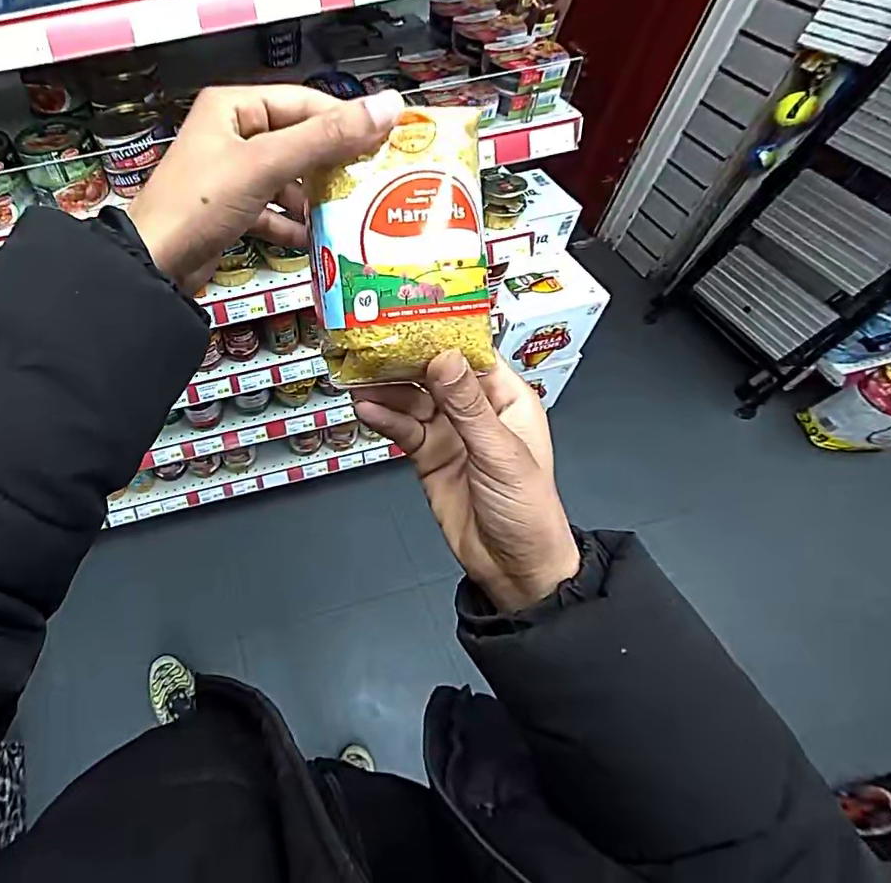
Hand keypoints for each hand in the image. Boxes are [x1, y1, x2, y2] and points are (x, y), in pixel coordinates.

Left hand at [129, 85, 403, 291]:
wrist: (155, 265)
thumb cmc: (199, 204)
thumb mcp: (266, 164)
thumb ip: (326, 137)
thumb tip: (387, 106)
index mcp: (233, 108)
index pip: (304, 103)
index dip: (344, 121)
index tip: (384, 141)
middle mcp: (231, 136)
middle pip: (297, 142)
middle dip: (331, 164)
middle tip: (370, 181)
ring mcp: (230, 175)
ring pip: (286, 179)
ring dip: (313, 198)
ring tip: (347, 213)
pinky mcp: (229, 211)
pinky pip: (271, 210)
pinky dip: (291, 224)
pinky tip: (314, 240)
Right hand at [351, 351, 579, 612]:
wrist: (512, 569)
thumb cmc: (529, 511)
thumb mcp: (500, 453)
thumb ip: (467, 406)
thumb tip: (445, 359)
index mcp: (506, 399)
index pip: (471, 355)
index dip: (442, 336)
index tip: (411, 320)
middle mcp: (475, 410)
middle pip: (434, 374)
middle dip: (405, 362)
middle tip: (374, 349)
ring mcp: (449, 432)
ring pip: (412, 400)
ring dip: (387, 391)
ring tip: (361, 382)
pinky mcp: (428, 453)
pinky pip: (402, 429)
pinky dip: (385, 419)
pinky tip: (368, 410)